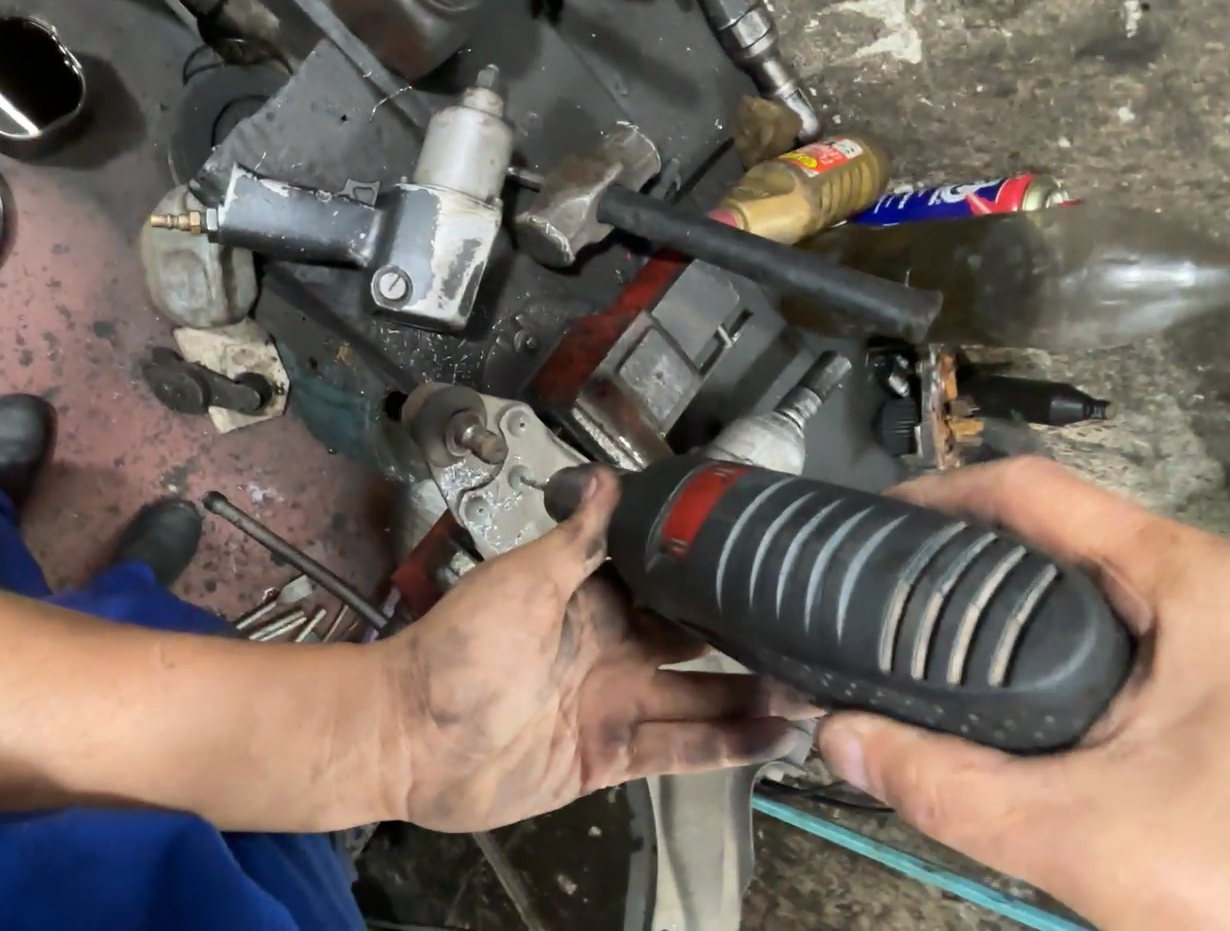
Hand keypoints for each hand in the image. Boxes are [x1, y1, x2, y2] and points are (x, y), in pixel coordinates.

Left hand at [381, 466, 805, 832]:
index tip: (768, 564)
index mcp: (588, 598)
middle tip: (816, 632)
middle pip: (691, 640)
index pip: (662, 581)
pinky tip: (776, 737)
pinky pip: (677, 747)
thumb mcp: (520, 581)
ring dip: (751, 693)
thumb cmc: (462, 647)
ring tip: (817, 687)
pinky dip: (726, 745)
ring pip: (697, 697)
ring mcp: (612, 703)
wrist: (412, 735)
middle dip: (744, 637)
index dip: (710, 574)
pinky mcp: (609, 755)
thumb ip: (573, 540)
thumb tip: (610, 475)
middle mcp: (608, 647)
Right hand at [816, 458, 1229, 929]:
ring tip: (1006, 683)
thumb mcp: (1100, 845)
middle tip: (927, 628)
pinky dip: (1133, 664)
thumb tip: (836, 737)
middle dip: (998, 582)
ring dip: (1067, 629)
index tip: (879, 523)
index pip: (1034, 490)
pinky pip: (1202, 640)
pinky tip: (1114, 729)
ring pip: (1145, 599)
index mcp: (1213, 582)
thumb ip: (948, 787)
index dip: (940, 493)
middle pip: (1086, 546)